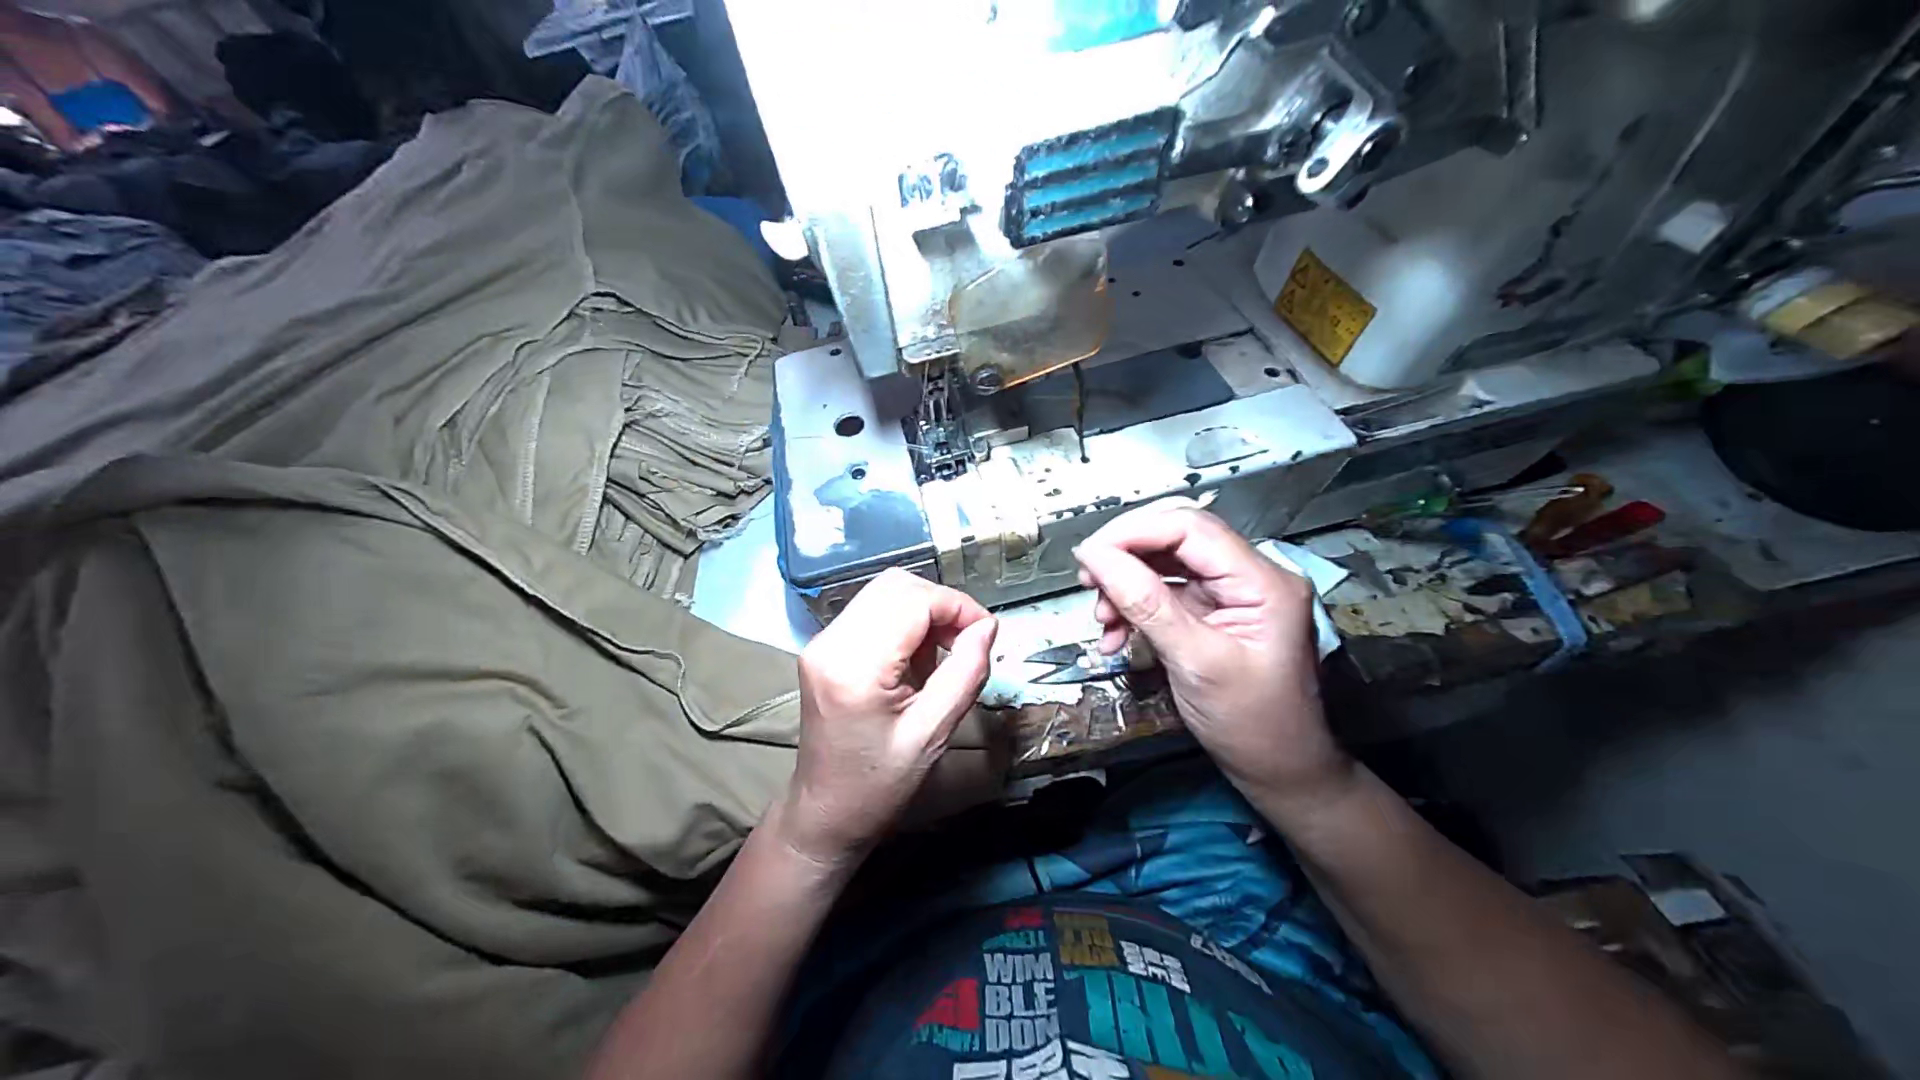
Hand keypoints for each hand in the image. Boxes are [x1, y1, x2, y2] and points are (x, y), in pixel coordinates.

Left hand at [775, 569, 998, 868]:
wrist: (825, 813)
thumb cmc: (879, 785)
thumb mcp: (933, 734)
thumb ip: (965, 673)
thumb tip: (987, 627)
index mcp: (855, 667)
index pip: (914, 600)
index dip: (958, 607)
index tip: (985, 634)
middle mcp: (831, 643)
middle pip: (897, 585)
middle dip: (942, 604)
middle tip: (966, 642)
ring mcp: (822, 642)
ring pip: (884, 592)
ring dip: (923, 611)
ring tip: (942, 653)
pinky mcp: (824, 648)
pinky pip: (872, 611)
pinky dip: (903, 621)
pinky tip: (915, 657)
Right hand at [1073, 503, 1352, 813]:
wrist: (1281, 771)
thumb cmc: (1253, 724)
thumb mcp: (1195, 662)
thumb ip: (1145, 603)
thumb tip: (1096, 556)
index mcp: (1262, 581)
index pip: (1190, 528)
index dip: (1133, 533)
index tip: (1089, 556)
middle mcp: (1249, 576)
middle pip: (1175, 539)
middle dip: (1125, 558)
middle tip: (1088, 582)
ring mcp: (1231, 593)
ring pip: (1165, 564)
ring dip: (1125, 585)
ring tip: (1102, 619)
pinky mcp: (1214, 612)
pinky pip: (1166, 592)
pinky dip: (1135, 607)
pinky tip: (1116, 634)